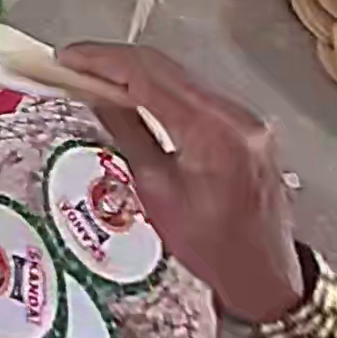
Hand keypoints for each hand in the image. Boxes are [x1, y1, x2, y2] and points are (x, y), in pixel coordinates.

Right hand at [57, 43, 303, 322]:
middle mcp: (230, 112)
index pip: (144, 74)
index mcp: (209, 130)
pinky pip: (189, 87)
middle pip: (160, 64)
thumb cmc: (211, 248)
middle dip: (111, 58)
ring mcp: (240, 113)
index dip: (100, 59)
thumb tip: (93, 95)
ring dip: (131, 68)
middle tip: (72, 62)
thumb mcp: (156, 191)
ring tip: (92, 73)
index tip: (67, 57)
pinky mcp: (241, 120)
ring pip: (174, 71)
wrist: (269, 280)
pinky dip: (153, 82)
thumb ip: (127, 132)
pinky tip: (129, 89)